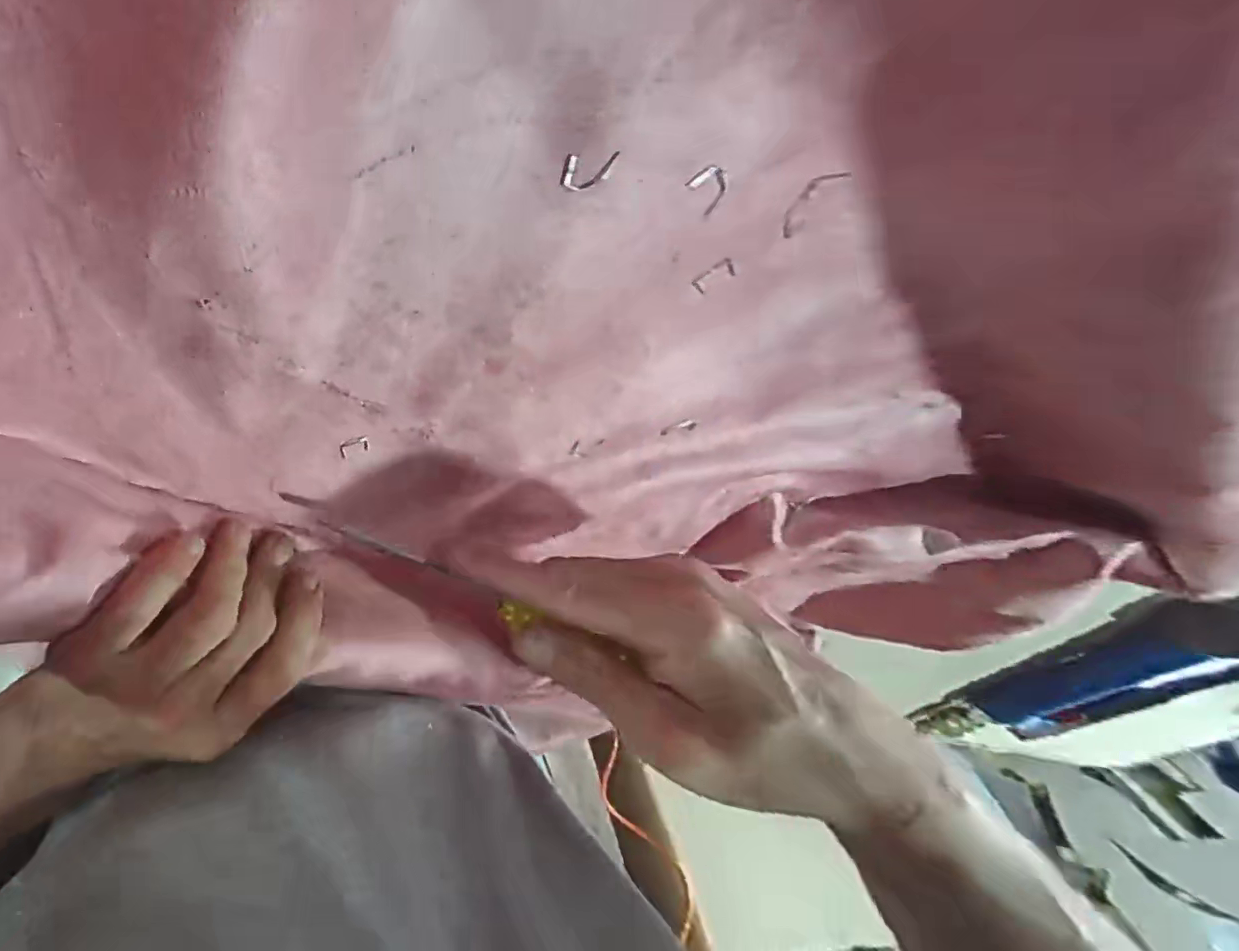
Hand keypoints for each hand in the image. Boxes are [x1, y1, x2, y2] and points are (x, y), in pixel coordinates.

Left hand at [24, 519, 325, 774]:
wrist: (52, 738)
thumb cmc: (140, 714)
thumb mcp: (200, 714)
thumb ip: (241, 673)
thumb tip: (292, 604)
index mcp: (219, 728)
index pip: (281, 671)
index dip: (303, 618)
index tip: (308, 575)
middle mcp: (185, 711)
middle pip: (247, 630)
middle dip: (270, 576)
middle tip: (276, 540)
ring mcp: (139, 684)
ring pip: (206, 615)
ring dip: (230, 563)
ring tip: (237, 529)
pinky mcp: (96, 657)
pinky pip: (142, 604)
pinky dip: (171, 567)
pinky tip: (190, 540)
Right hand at [453, 550, 953, 834]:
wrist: (863, 751)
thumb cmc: (765, 760)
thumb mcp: (672, 742)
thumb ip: (593, 678)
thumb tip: (523, 632)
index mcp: (670, 617)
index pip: (562, 586)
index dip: (502, 572)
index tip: (451, 554)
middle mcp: (674, 576)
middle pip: (572, 575)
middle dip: (524, 591)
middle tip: (491, 620)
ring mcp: (687, 571)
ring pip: (591, 574)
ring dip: (555, 597)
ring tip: (537, 634)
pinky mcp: (693, 578)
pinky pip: (616, 578)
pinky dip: (585, 598)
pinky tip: (587, 630)